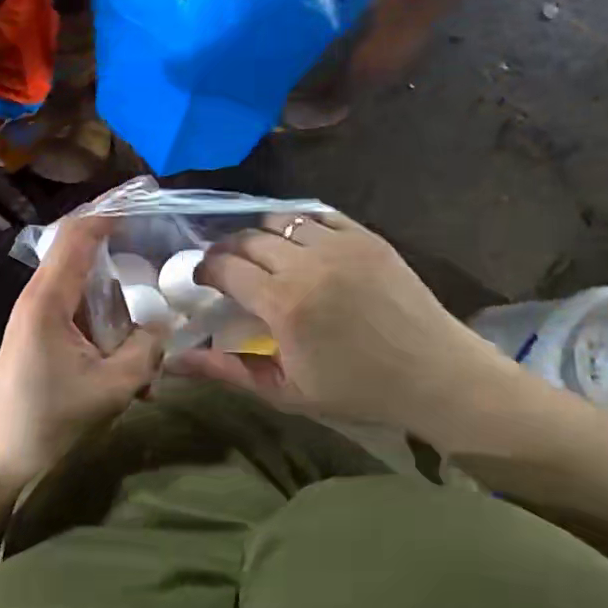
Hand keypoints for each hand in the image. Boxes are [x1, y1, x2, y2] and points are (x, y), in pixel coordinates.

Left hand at [0, 216, 163, 486]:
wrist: (2, 456)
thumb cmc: (51, 419)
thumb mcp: (113, 386)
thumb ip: (146, 348)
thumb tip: (164, 324)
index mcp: (47, 300)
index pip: (78, 235)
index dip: (111, 212)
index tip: (146, 201)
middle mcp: (38, 299)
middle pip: (83, 260)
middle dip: (126, 267)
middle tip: (166, 271)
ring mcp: (36, 319)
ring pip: (87, 296)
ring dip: (120, 318)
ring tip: (149, 357)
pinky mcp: (39, 338)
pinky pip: (79, 321)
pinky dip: (107, 337)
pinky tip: (131, 375)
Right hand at [175, 212, 518, 436]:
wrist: (435, 376)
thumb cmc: (355, 390)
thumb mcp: (283, 390)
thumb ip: (225, 370)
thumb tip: (172, 361)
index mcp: (283, 303)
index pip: (224, 267)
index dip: (204, 269)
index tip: (201, 280)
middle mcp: (308, 264)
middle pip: (247, 238)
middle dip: (226, 250)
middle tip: (225, 269)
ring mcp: (341, 245)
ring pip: (280, 220)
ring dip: (260, 235)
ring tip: (261, 256)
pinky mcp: (368, 238)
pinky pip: (319, 216)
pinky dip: (298, 225)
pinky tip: (298, 245)